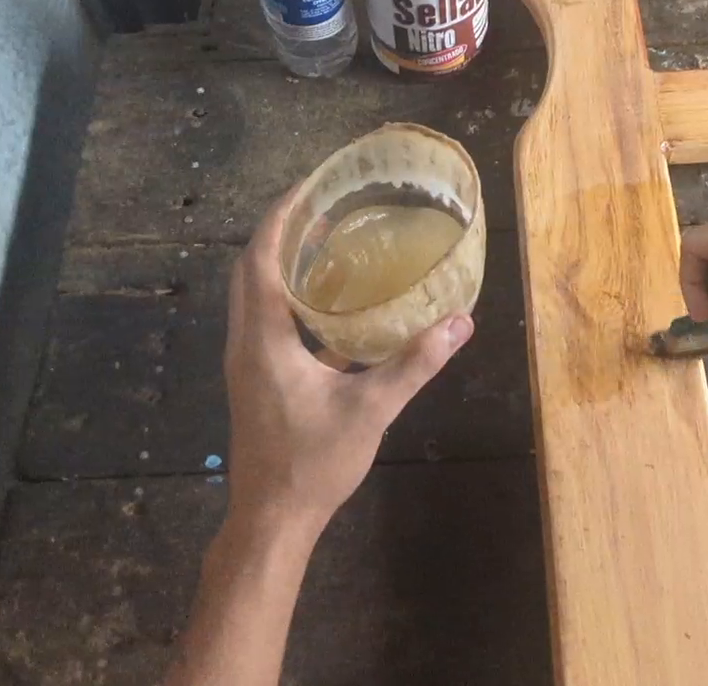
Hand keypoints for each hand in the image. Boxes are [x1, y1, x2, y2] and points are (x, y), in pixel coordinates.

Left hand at [223, 189, 473, 534]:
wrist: (272, 521)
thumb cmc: (312, 464)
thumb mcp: (370, 410)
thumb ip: (415, 364)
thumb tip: (460, 322)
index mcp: (263, 340)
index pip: (259, 261)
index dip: (279, 218)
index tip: (307, 186)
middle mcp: (246, 341)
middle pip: (250, 269)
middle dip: (280, 230)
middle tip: (323, 205)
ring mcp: (247, 360)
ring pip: (253, 292)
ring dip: (280, 260)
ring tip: (325, 238)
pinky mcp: (256, 376)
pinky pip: (265, 315)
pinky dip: (288, 292)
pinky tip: (329, 298)